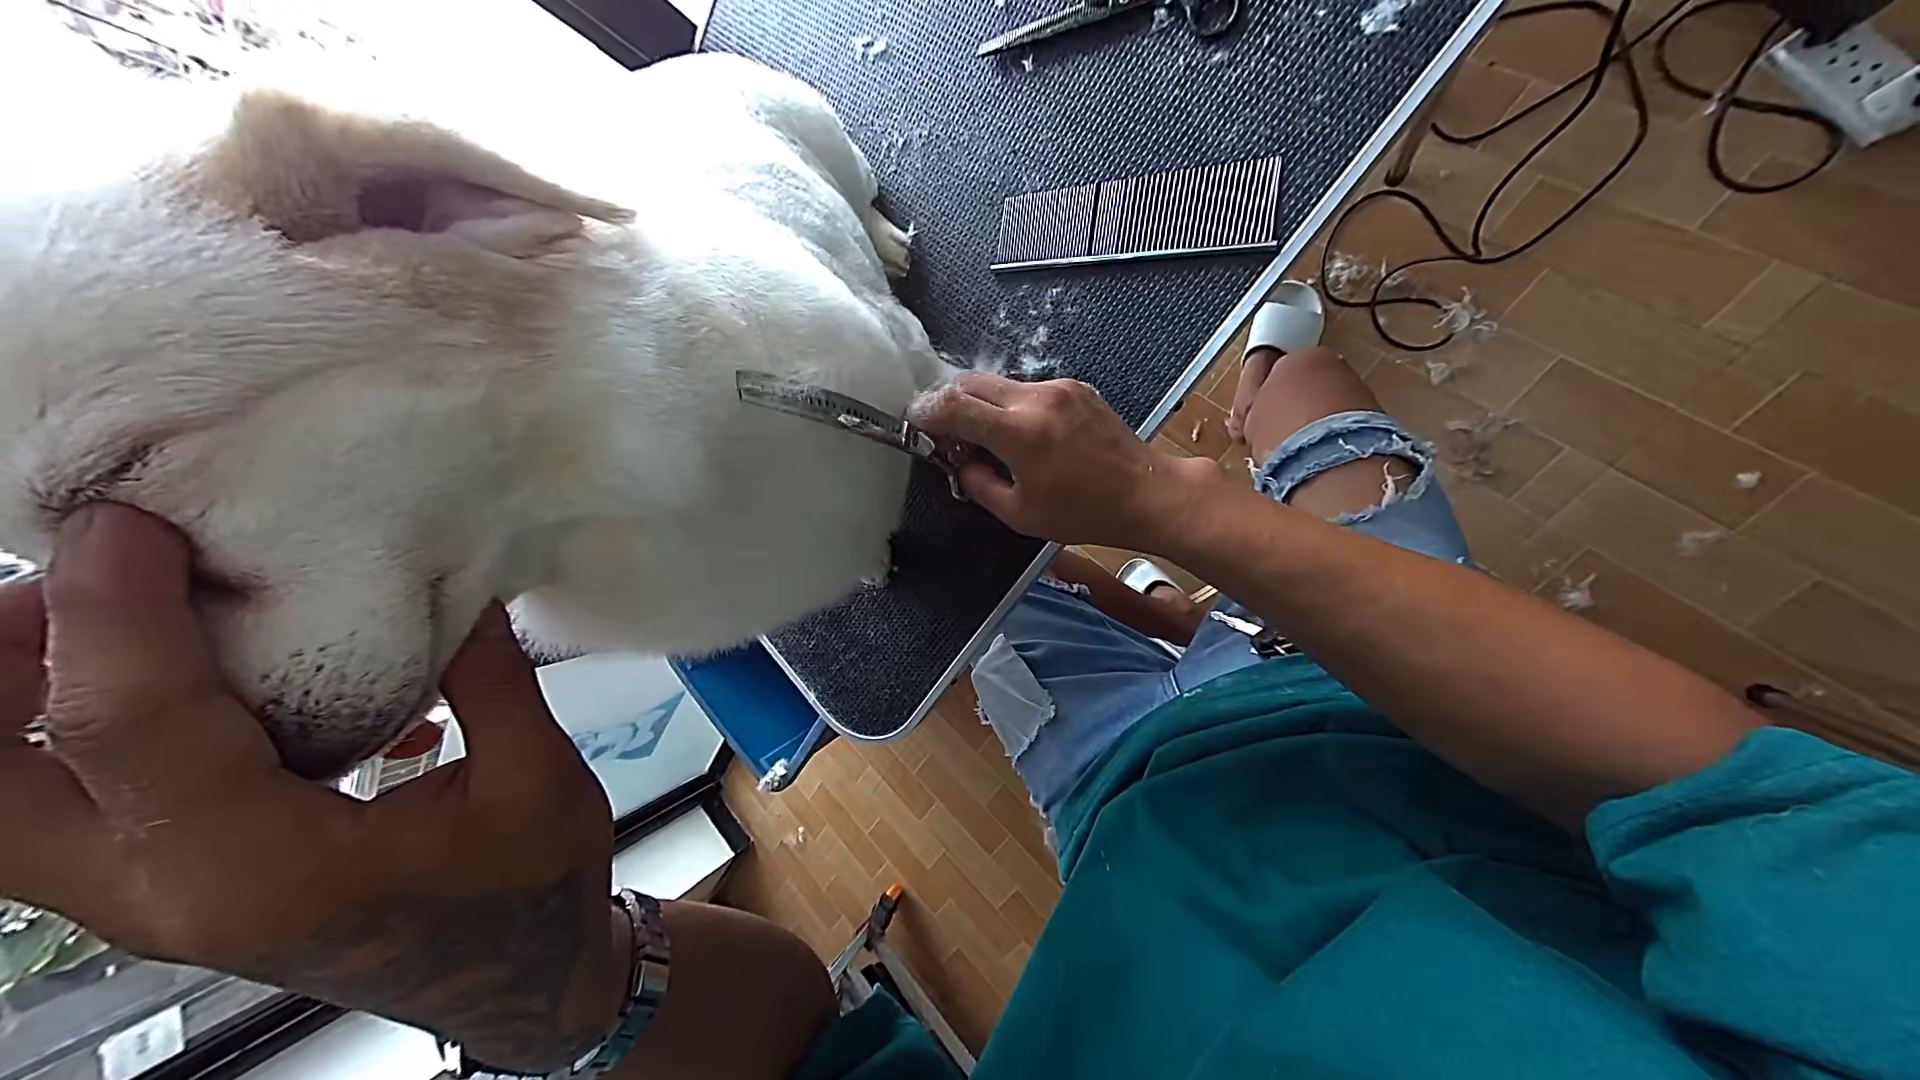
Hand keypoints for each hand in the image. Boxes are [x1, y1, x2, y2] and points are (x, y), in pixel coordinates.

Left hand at [0, 505, 626, 1072]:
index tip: (127, 527)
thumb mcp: (537, 772)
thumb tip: (461, 589)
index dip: (114, 618)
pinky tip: (192, 683)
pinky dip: (85, 733)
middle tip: (90, 571)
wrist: (523, 975)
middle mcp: (171, 894)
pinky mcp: (185, 889)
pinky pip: (71, 811)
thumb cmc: (536, 880)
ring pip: (4, 808)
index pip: (132, 732)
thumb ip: (490, 680)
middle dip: (1, 665)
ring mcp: (161, 903)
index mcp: (267, 866)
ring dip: (25, 701)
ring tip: (119, 611)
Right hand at [912, 373, 1221, 549]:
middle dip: (948, 401)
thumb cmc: (1086, 512)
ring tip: (984, 438)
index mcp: (1022, 434)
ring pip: (998, 383)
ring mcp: (1059, 388)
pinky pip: (1026, 388)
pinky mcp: (1074, 387)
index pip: (955, 407)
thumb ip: (979, 484)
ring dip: (980, 404)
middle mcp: (1038, 400)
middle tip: (944, 430)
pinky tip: (1017, 433)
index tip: (917, 422)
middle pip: (971, 381)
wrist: (1145, 493)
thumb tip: (959, 462)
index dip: (927, 412)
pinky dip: (1009, 405)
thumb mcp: (1021, 514)